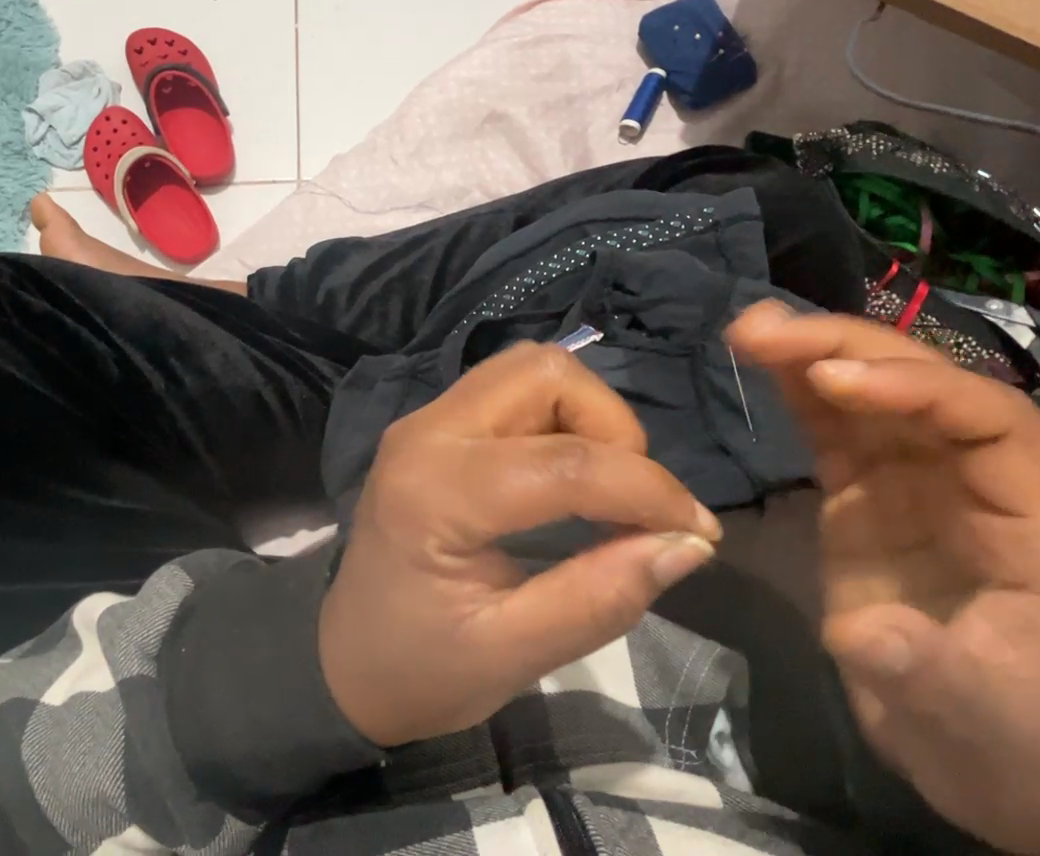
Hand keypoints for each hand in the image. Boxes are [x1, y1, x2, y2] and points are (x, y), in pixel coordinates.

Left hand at [320, 342, 723, 748]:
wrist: (343, 662)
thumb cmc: (419, 669)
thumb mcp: (512, 653)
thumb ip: (600, 596)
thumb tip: (689, 543)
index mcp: (435, 493)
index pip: (564, 462)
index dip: (648, 489)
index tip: (697, 532)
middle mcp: (426, 433)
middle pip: (544, 374)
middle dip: (611, 429)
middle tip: (631, 502)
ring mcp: (426, 421)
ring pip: (530, 370)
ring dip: (587, 416)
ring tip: (604, 488)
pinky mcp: (435, 426)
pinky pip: (512, 389)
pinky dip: (560, 418)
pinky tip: (570, 475)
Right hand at [727, 302, 1039, 855]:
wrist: (990, 766)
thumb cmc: (1009, 740)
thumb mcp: (979, 718)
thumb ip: (930, 672)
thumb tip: (865, 634)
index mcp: (1027, 524)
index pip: (988, 422)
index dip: (918, 389)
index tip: (834, 380)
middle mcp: (971, 486)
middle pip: (924, 388)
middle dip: (849, 349)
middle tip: (765, 332)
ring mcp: (912, 489)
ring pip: (871, 397)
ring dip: (814, 354)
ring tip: (748, 329)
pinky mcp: (861, 500)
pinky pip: (832, 430)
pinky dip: (797, 392)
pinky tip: (760, 362)